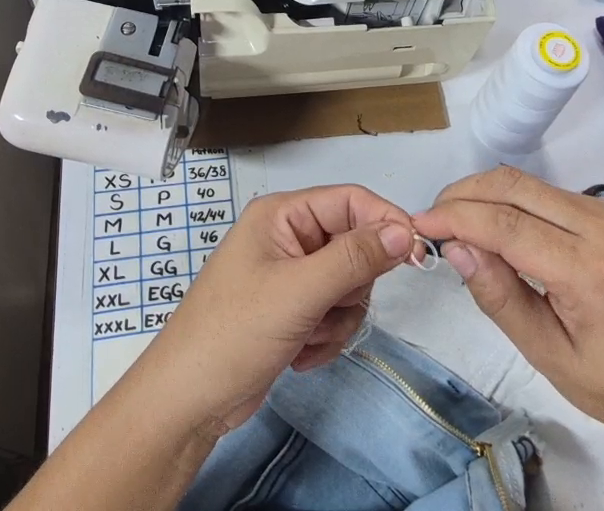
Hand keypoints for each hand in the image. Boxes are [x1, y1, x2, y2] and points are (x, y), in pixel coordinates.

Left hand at [129, 184, 415, 434]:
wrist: (189, 403)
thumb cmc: (234, 334)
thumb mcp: (299, 292)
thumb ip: (354, 258)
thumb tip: (404, 230)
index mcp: (282, 215)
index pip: (351, 201)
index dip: (385, 222)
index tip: (415, 255)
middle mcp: (288, 238)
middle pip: (355, 245)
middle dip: (352, 286)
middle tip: (331, 308)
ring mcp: (290, 276)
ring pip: (350, 285)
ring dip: (338, 318)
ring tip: (308, 337)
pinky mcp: (293, 311)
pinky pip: (335, 313)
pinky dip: (327, 337)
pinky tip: (300, 355)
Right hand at [412, 167, 603, 459]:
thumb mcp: (548, 355)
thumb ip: (499, 297)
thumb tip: (456, 248)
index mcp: (596, 274)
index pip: (508, 225)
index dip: (456, 218)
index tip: (419, 223)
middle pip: (517, 188)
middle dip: (464, 195)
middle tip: (432, 220)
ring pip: (532, 184)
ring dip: (487, 196)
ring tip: (457, 226)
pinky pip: (552, 195)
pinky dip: (515, 203)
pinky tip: (498, 229)